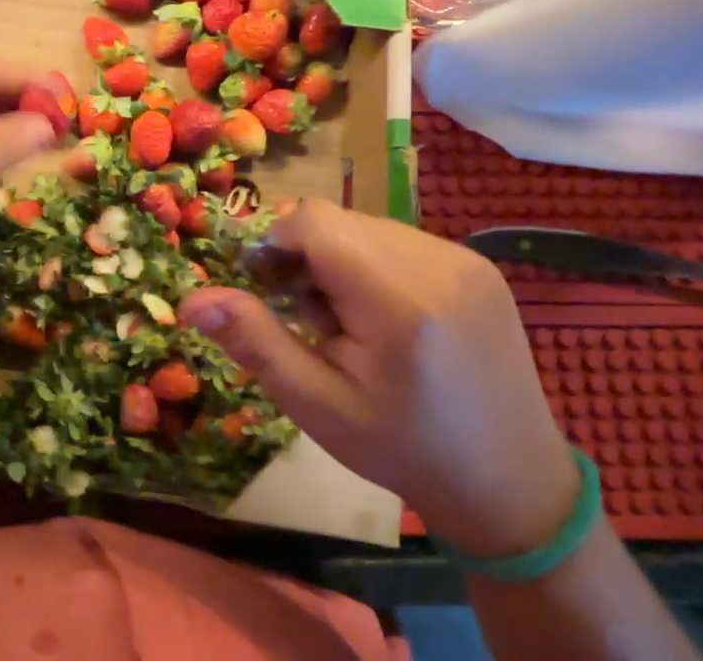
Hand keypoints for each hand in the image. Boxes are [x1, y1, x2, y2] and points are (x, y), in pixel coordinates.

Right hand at [178, 198, 579, 558]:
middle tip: (306, 317)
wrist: (510, 483)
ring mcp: (468, 261)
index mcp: (400, 301)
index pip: (313, 220)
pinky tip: (383, 317)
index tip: (267, 293)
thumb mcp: (316, 403)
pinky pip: (400, 240)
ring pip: (366, 225)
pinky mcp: (480, 267)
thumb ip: (255, 340)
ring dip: (337, 259)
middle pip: (337, 220)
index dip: (274, 244)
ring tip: (346, 321)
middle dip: (304, 255)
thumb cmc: (401, 447)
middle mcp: (440, 264)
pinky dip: (372, 264)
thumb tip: (192, 299)